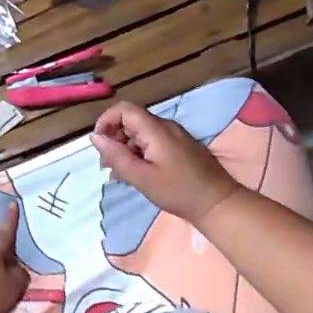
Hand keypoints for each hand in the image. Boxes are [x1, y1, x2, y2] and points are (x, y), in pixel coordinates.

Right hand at [91, 101, 241, 225]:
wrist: (218, 203)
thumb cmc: (178, 191)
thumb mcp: (142, 178)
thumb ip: (117, 156)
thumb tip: (95, 137)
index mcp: (156, 130)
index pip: (124, 109)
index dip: (106, 121)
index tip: (99, 145)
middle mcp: (166, 126)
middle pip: (131, 120)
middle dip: (114, 138)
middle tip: (107, 166)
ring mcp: (175, 136)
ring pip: (141, 132)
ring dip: (125, 148)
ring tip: (120, 173)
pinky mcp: (179, 146)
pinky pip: (152, 141)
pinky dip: (139, 152)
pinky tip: (136, 173)